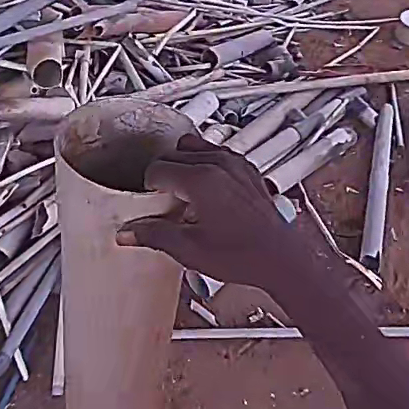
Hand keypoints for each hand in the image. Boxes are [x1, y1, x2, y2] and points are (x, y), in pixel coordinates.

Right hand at [121, 135, 323, 293]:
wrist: (282, 262)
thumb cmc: (244, 256)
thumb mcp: (189, 250)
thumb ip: (153, 235)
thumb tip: (126, 232)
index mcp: (200, 179)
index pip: (157, 169)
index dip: (148, 187)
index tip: (150, 203)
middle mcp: (218, 164)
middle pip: (173, 154)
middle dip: (163, 175)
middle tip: (163, 200)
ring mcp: (236, 164)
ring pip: (194, 146)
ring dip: (182, 163)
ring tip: (182, 190)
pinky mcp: (248, 170)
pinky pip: (216, 152)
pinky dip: (204, 162)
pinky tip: (205, 188)